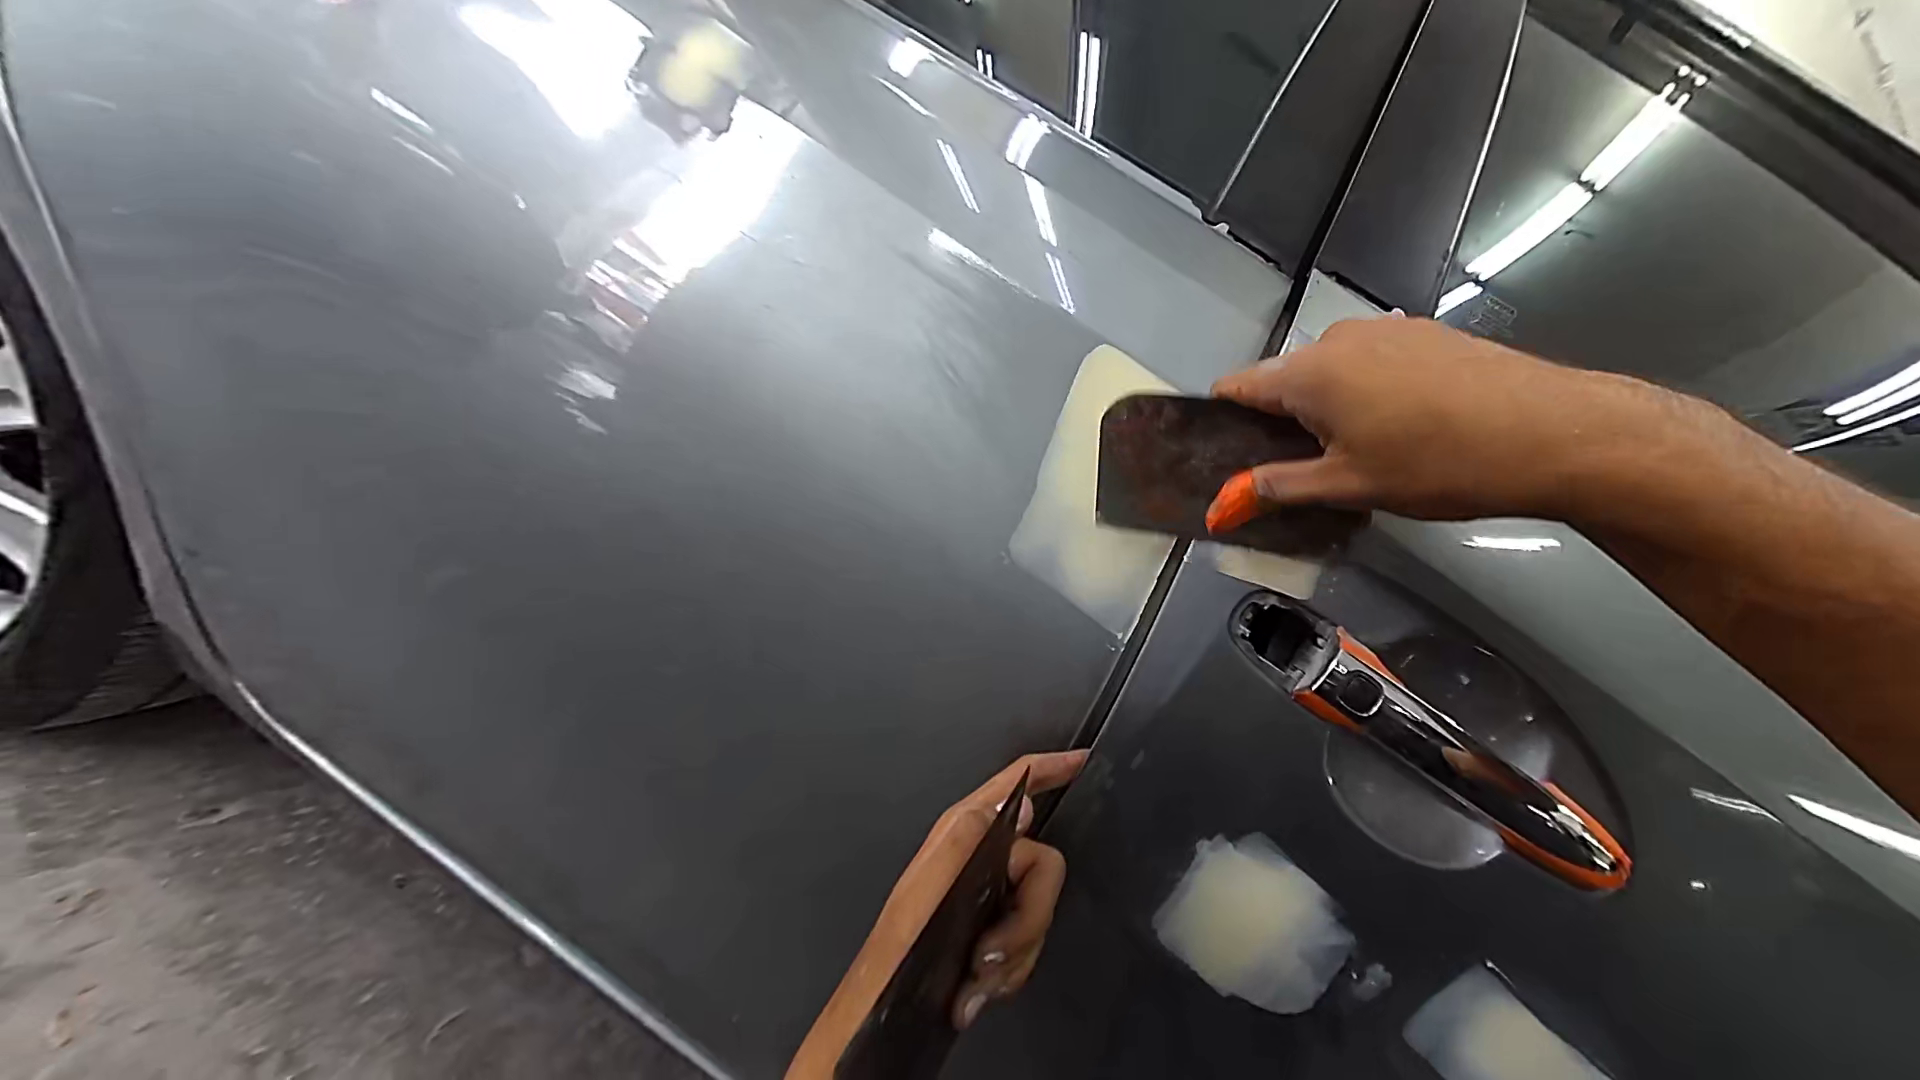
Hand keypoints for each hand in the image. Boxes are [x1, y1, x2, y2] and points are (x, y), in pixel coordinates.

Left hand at [785, 750, 1086, 1078]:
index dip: (1051, 767)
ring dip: (1013, 956)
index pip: (1017, 782)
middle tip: (989, 956)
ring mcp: (990, 892)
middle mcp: (983, 852)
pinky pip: (1027, 944)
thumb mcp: (932, 884)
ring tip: (975, 981)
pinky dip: (1008, 972)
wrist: (887, 1009)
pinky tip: (977, 989)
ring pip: (1038, 912)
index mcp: (968, 828)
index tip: (1082, 761)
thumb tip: (1023, 803)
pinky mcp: (993, 927)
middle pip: (1043, 864)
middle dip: (1026, 920)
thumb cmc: (903, 942)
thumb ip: (973, 836)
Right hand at [1205, 317, 1712, 525]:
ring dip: (1324, 405)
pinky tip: (1399, 425)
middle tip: (1304, 466)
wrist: (1559, 434)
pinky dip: (1362, 390)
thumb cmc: (1439, 463)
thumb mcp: (1345, 486)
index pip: (1235, 387)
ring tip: (1358, 448)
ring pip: (1326, 370)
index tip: (1230, 454)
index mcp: (1308, 373)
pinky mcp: (1423, 333)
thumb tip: (1221, 506)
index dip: (1224, 421)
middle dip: (1280, 419)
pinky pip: (1367, 361)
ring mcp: (1385, 330)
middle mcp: (1337, 339)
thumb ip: (1273, 489)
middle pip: (1281, 379)